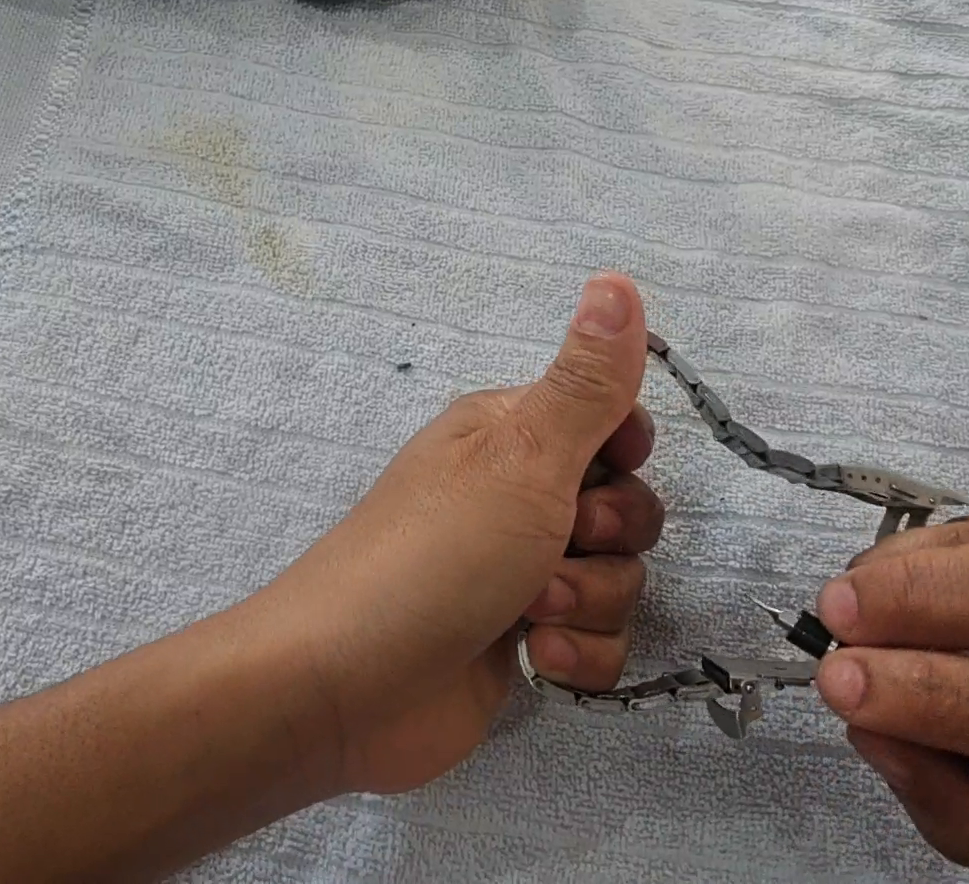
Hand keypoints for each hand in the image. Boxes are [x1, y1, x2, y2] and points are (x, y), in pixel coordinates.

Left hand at [256, 271, 663, 794]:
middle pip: (623, 503)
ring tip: (530, 612)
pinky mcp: (522, 639)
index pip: (609, 420)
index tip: (601, 468)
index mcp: (509, 433)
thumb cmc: (436, 554)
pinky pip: (597, 638)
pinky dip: (577, 654)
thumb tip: (615, 279)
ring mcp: (518, 569)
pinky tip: (534, 660)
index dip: (624, 449)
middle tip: (554, 544)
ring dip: (588, 600)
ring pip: (617, 576)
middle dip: (607, 535)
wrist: (344, 688)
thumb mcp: (522, 456)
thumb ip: (584, 381)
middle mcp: (515, 495)